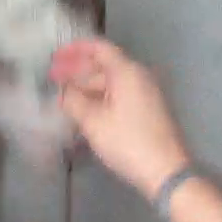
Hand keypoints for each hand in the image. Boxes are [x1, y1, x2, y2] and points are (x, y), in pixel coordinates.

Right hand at [51, 38, 192, 199]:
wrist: (167, 174)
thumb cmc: (128, 142)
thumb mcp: (93, 121)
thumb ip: (73, 100)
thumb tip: (63, 90)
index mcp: (126, 71)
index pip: (98, 48)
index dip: (75, 49)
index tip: (55, 57)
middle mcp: (139, 76)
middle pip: (104, 64)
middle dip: (77, 70)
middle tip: (53, 78)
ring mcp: (146, 93)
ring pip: (111, 81)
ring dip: (87, 86)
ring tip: (65, 96)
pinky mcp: (148, 110)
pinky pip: (119, 93)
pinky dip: (100, 96)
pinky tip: (84, 109)